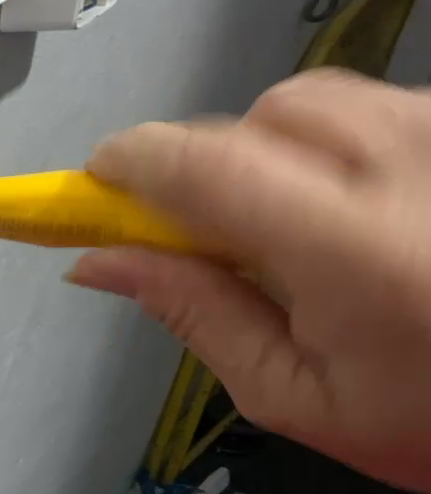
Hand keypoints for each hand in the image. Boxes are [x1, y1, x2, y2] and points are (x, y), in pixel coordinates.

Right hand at [70, 69, 430, 492]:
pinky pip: (396, 110)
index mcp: (360, 254)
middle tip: (213, 224)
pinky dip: (348, 147)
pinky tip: (364, 208)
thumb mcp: (289, 393)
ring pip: (336, 100)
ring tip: (298, 220)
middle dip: (215, 156)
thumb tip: (95, 261)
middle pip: (274, 112)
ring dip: (282, 147)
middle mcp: (427, 177)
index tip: (96, 181)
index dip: (136, 159)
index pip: (213, 165)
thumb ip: (195, 313)